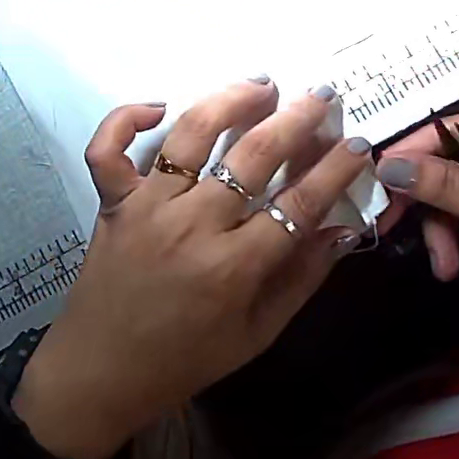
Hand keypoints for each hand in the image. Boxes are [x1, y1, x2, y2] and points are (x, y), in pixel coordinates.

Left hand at [15, 81, 372, 458]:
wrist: (100, 375)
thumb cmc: (187, 358)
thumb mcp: (258, 333)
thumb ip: (303, 279)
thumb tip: (344, 230)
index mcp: (233, 267)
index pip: (298, 205)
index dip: (334, 171)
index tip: (359, 144)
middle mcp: (192, 227)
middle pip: (252, 157)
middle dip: (296, 120)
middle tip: (322, 96)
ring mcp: (146, 208)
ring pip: (190, 136)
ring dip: (230, 102)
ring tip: (262, 84)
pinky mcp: (111, 203)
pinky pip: (107, 150)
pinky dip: (126, 119)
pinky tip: (159, 106)